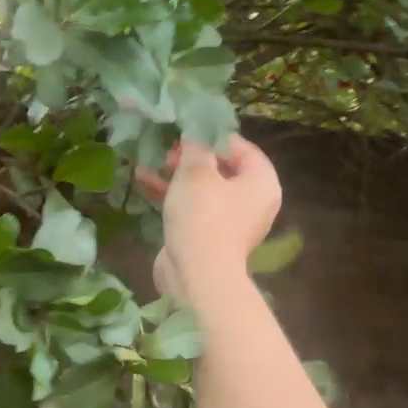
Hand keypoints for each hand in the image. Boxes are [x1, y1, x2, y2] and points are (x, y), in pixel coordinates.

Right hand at [135, 135, 282, 306]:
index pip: (241, 148)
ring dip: (177, 176)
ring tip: (151, 164)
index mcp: (261, 182)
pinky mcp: (209, 237)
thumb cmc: (204, 216)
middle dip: (191, 158)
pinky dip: (174, 196)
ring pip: (204, 190)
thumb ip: (196, 149)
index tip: (186, 132)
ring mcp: (231, 222)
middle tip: (167, 151)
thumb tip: (195, 136)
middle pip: (222, 169)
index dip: (212, 137)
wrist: (198, 274)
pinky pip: (193, 209)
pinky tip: (145, 183)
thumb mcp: (196, 173)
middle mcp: (253, 202)